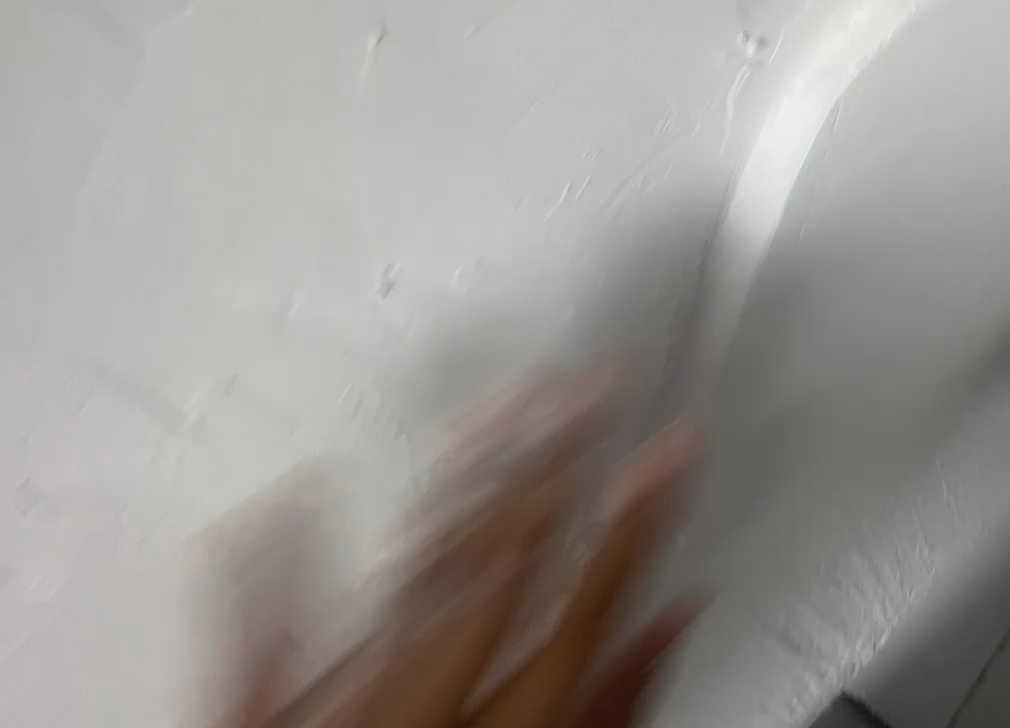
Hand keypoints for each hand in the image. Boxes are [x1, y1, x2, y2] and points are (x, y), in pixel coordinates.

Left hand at [215, 370, 703, 727]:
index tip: (673, 444)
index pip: (596, 586)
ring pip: (426, 556)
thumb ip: (622, 696)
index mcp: (516, 712)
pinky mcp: (265, 711)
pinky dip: (276, 558)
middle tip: (602, 382)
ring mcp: (355, 692)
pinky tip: (297, 488)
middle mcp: (437, 690)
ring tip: (516, 391)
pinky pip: (266, 633)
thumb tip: (677, 617)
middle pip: (515, 543)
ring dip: (474, 464)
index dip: (643, 506)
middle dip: (566, 448)